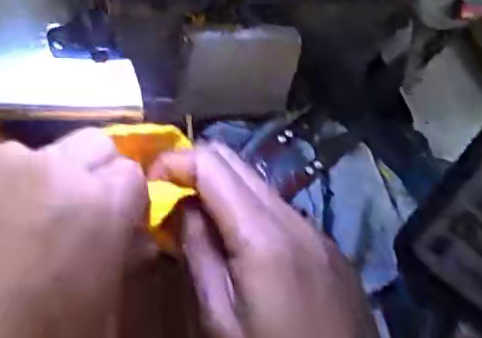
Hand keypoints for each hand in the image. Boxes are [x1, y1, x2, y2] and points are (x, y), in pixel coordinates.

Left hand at [0, 130, 150, 337]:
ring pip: (46, 150)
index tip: (119, 223)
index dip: (127, 200)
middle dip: (95, 173)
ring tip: (26, 217)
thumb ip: (123, 258)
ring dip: (46, 175)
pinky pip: (1, 154)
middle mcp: (58, 164)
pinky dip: (4, 176)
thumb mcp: (104, 309)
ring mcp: (12, 153)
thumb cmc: (44, 331)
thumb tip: (133, 236)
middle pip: (94, 142)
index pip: (132, 172)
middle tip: (79, 214)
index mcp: (99, 203)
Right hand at [152, 143, 375, 337]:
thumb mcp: (220, 321)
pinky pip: (280, 213)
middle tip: (166, 198)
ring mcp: (320, 238)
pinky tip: (241, 251)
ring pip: (256, 184)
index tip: (147, 185)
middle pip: (232, 161)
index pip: (207, 161)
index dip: (171, 162)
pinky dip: (249, 213)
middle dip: (193, 169)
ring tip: (201, 227)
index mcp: (265, 235)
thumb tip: (181, 207)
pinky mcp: (334, 258)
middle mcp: (296, 221)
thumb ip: (197, 251)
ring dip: (221, 191)